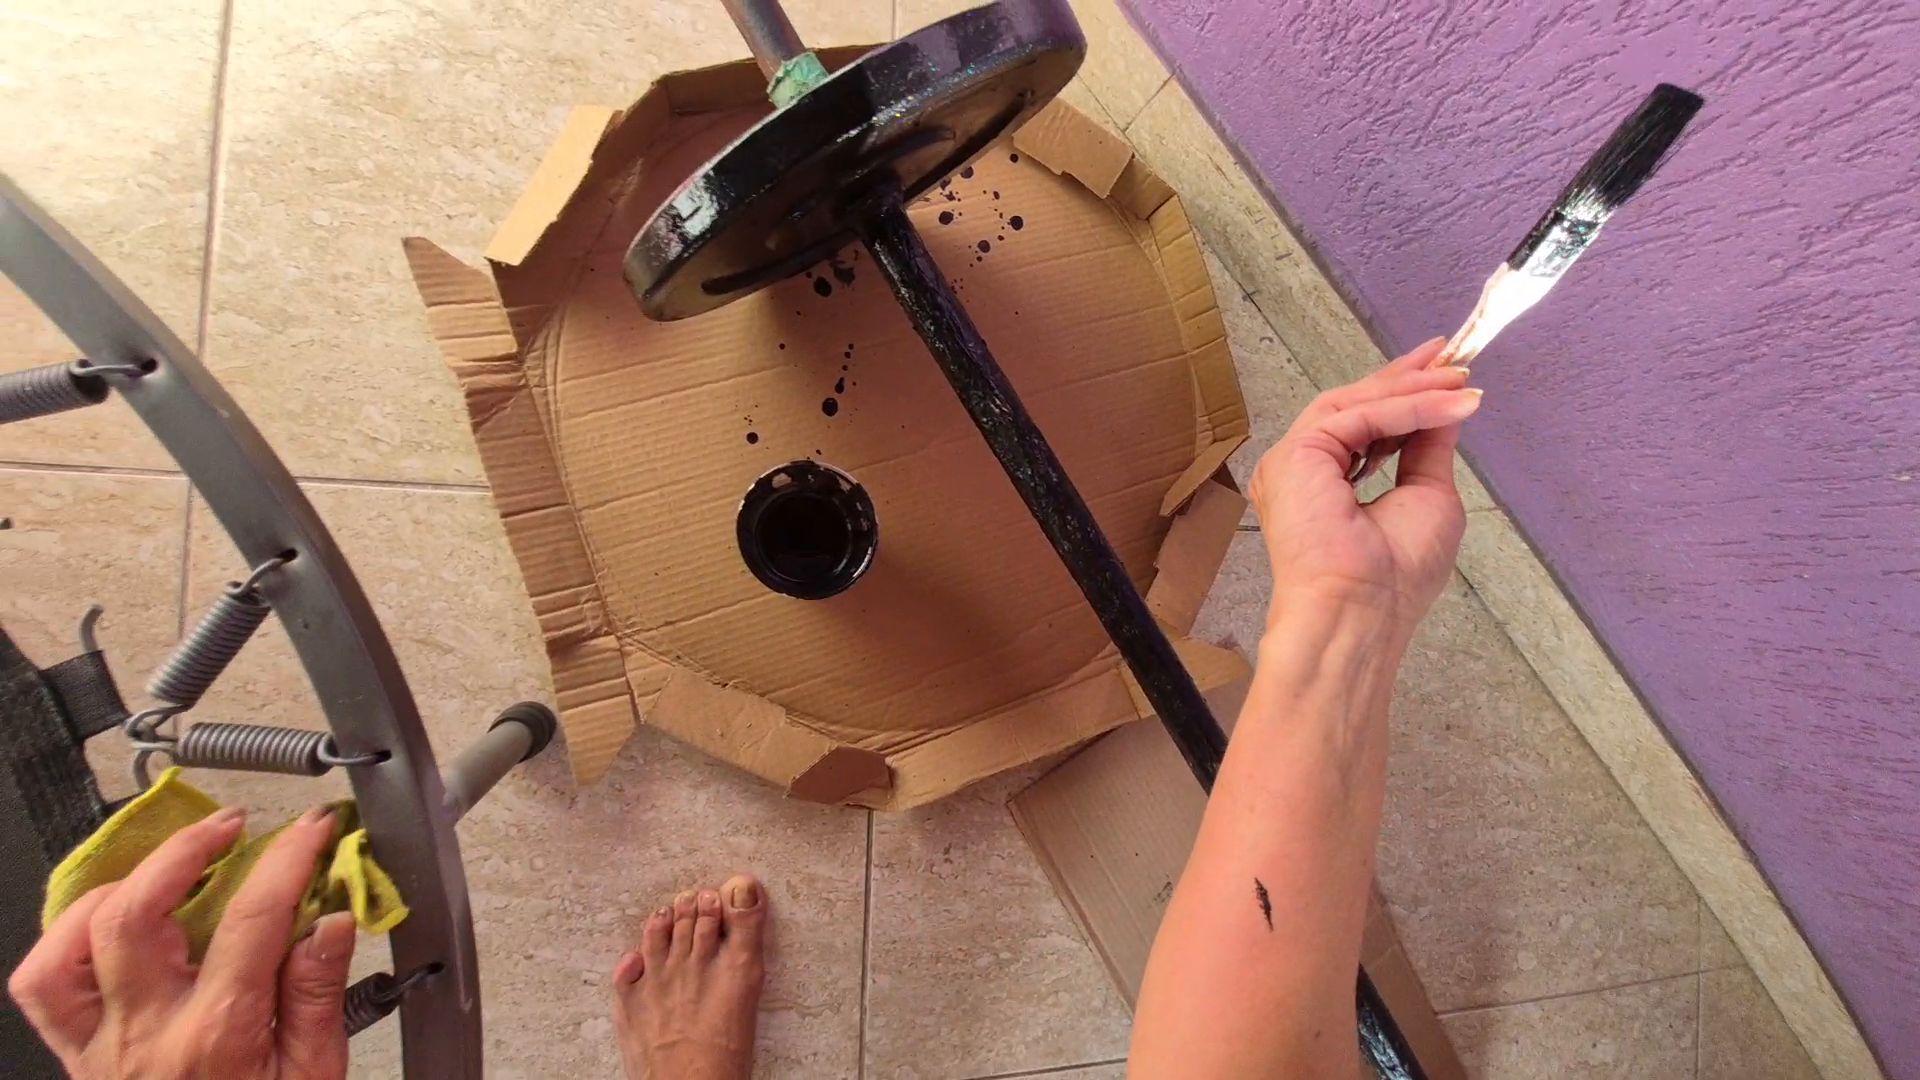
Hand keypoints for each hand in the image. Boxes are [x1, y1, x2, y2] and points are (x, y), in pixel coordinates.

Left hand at [9, 807, 356, 1079]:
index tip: (318, 826)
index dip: (291, 856)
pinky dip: (73, 934)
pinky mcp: (77, 1053)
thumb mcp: (316, 1067)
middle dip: (184, 852)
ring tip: (168, 862)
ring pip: (65, 950)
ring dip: (117, 888)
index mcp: (217, 1030)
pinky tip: (121, 911)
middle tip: (232, 824)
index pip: (255, 916)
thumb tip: (334, 918)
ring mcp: (97, 1044)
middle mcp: (144, 1032)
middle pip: (133, 919)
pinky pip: (45, 985)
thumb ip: (319, 991)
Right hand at [1248, 337, 1478, 647]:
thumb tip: (1446, 405)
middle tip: (1452, 358)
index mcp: (1319, 484)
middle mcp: (1298, 468)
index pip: (1357, 426)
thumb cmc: (1392, 576)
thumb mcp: (1425, 498)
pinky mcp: (1293, 455)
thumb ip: (1424, 450)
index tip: (1444, 371)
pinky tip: (1445, 404)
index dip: (1399, 394)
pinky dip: (1402, 407)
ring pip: (1349, 405)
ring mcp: (1290, 461)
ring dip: (1408, 389)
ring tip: (1458, 380)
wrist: (1359, 609)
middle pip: (1348, 407)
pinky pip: (1354, 417)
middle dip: (1402, 379)